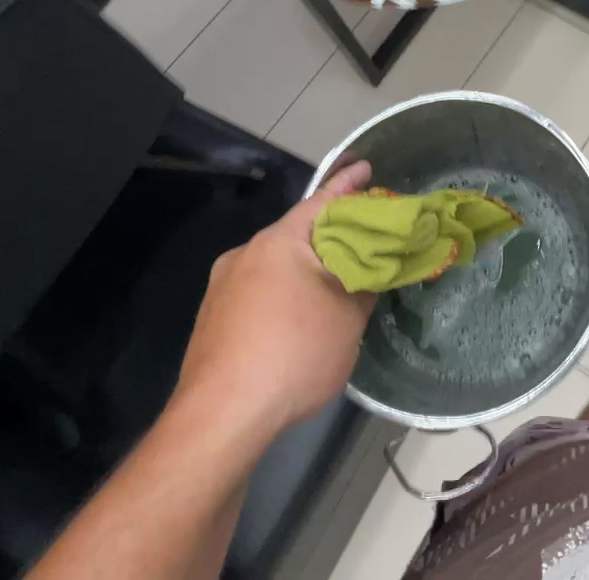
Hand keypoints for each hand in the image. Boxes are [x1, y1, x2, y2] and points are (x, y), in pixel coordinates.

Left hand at [168, 161, 375, 448]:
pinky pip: (262, 289)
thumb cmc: (293, 353)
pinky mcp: (214, 320)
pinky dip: (290, 289)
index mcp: (279, 242)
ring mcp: (223, 288)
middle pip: (300, 232)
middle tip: (370, 234)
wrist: (221, 420)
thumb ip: (366, 282)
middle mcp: (245, 255)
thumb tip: (375, 268)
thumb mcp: (348, 316)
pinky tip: (307, 313)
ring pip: (279, 263)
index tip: (368, 169)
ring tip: (344, 276)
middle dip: (335, 232)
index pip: (323, 200)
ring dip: (311, 264)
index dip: (349, 185)